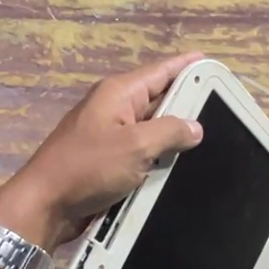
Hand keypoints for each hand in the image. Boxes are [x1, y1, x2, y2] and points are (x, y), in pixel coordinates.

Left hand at [0, 53, 205, 247]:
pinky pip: (141, 154)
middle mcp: (114, 109)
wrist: (46, 205)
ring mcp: (109, 136)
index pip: (162, 71)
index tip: (212, 63)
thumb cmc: (88, 168)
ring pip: (151, 130)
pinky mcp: (107, 162)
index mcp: (119, 93)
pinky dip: (158, 159)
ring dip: (173, 137)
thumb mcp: (136, 146)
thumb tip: (195, 127)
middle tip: (222, 109)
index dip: (188, 66)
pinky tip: (178, 167)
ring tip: (209, 141)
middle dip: (187, 104)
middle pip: (159, 100)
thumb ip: (170, 132)